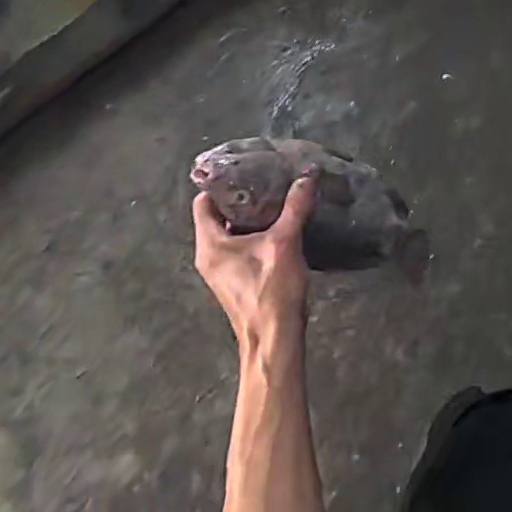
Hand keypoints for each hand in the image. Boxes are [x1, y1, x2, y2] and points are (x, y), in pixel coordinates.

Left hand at [193, 173, 315, 343]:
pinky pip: (241, 246)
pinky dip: (256, 233)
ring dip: (251, 216)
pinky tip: (280, 225)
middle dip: (241, 197)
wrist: (275, 342)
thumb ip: (295, 207)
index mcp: (210, 244)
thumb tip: (308, 174)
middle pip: (218, 214)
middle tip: (265, 179)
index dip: (221, 183)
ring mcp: (222, 270)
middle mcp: (209, 255)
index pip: (203, 201)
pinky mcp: (237, 280)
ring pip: (232, 231)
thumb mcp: (284, 243)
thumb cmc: (271, 291)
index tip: (245, 169)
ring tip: (275, 196)